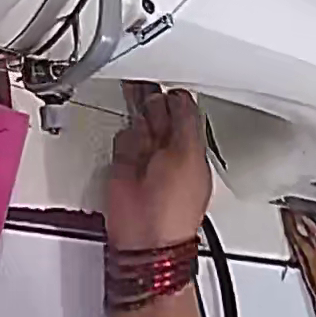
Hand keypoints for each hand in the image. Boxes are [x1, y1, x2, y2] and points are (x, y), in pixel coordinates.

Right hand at [104, 84, 212, 249]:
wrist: (144, 233)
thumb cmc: (174, 207)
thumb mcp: (189, 156)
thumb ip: (185, 122)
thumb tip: (181, 97)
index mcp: (191, 149)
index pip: (184, 112)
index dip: (176, 97)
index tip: (170, 82)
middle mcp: (169, 149)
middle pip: (160, 112)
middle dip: (155, 99)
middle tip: (149, 85)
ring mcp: (146, 155)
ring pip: (141, 121)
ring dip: (140, 115)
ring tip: (140, 108)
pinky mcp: (124, 162)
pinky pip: (124, 136)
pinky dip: (127, 137)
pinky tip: (132, 142)